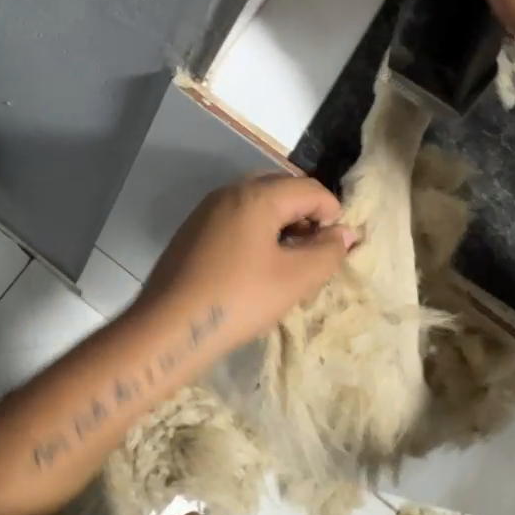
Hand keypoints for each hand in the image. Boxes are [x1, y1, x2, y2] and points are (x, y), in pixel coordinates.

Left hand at [136, 174, 356, 348]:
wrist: (170, 325)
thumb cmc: (239, 299)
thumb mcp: (294, 279)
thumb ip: (327, 252)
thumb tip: (344, 233)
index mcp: (256, 195)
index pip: (309, 189)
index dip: (332, 214)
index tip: (336, 249)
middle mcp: (229, 192)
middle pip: (281, 190)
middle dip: (305, 216)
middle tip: (314, 254)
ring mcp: (206, 210)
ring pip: (257, 204)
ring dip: (281, 225)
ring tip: (289, 263)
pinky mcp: (192, 231)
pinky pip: (235, 219)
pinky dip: (256, 233)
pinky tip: (256, 268)